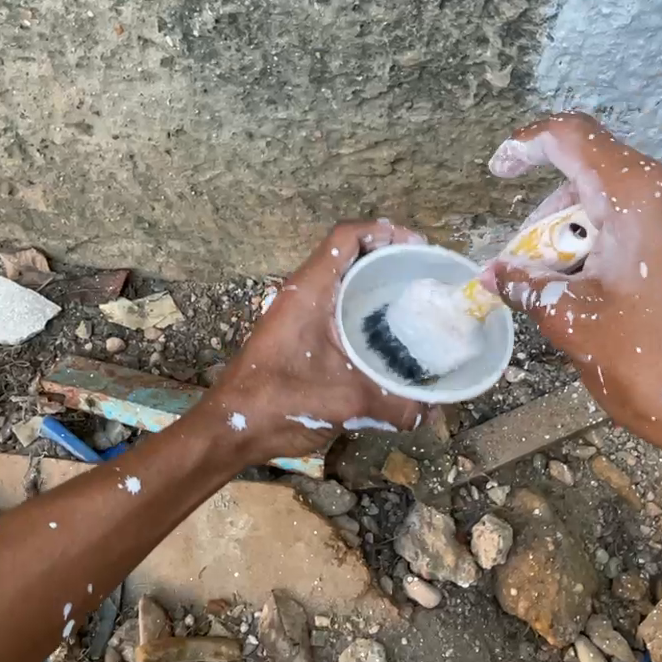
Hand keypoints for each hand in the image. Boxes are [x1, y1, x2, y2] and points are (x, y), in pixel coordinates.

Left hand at [204, 220, 428, 459]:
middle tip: (423, 276)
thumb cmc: (278, 402)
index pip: (346, 236)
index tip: (418, 248)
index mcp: (310, 290)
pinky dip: (362, 314)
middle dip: (387, 259)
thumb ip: (394, 406)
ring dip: (374, 287)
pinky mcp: (298, 337)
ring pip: (342, 285)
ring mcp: (298, 315)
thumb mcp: (346, 402)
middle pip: (349, 256)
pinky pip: (337, 311)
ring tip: (412, 303)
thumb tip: (432, 411)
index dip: (385, 231)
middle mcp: (303, 294)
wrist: (230, 430)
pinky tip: (386, 339)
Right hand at [479, 114, 661, 461]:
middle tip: (526, 265)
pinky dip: (621, 244)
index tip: (498, 172)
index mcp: (643, 194)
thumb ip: (527, 285)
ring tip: (564, 288)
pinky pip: (659, 224)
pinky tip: (607, 290)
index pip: (573, 137)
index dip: (526, 146)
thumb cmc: (655, 365)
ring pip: (628, 203)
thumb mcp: (574, 322)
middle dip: (552, 216)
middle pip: (599, 175)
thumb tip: (491, 275)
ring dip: (586, 235)